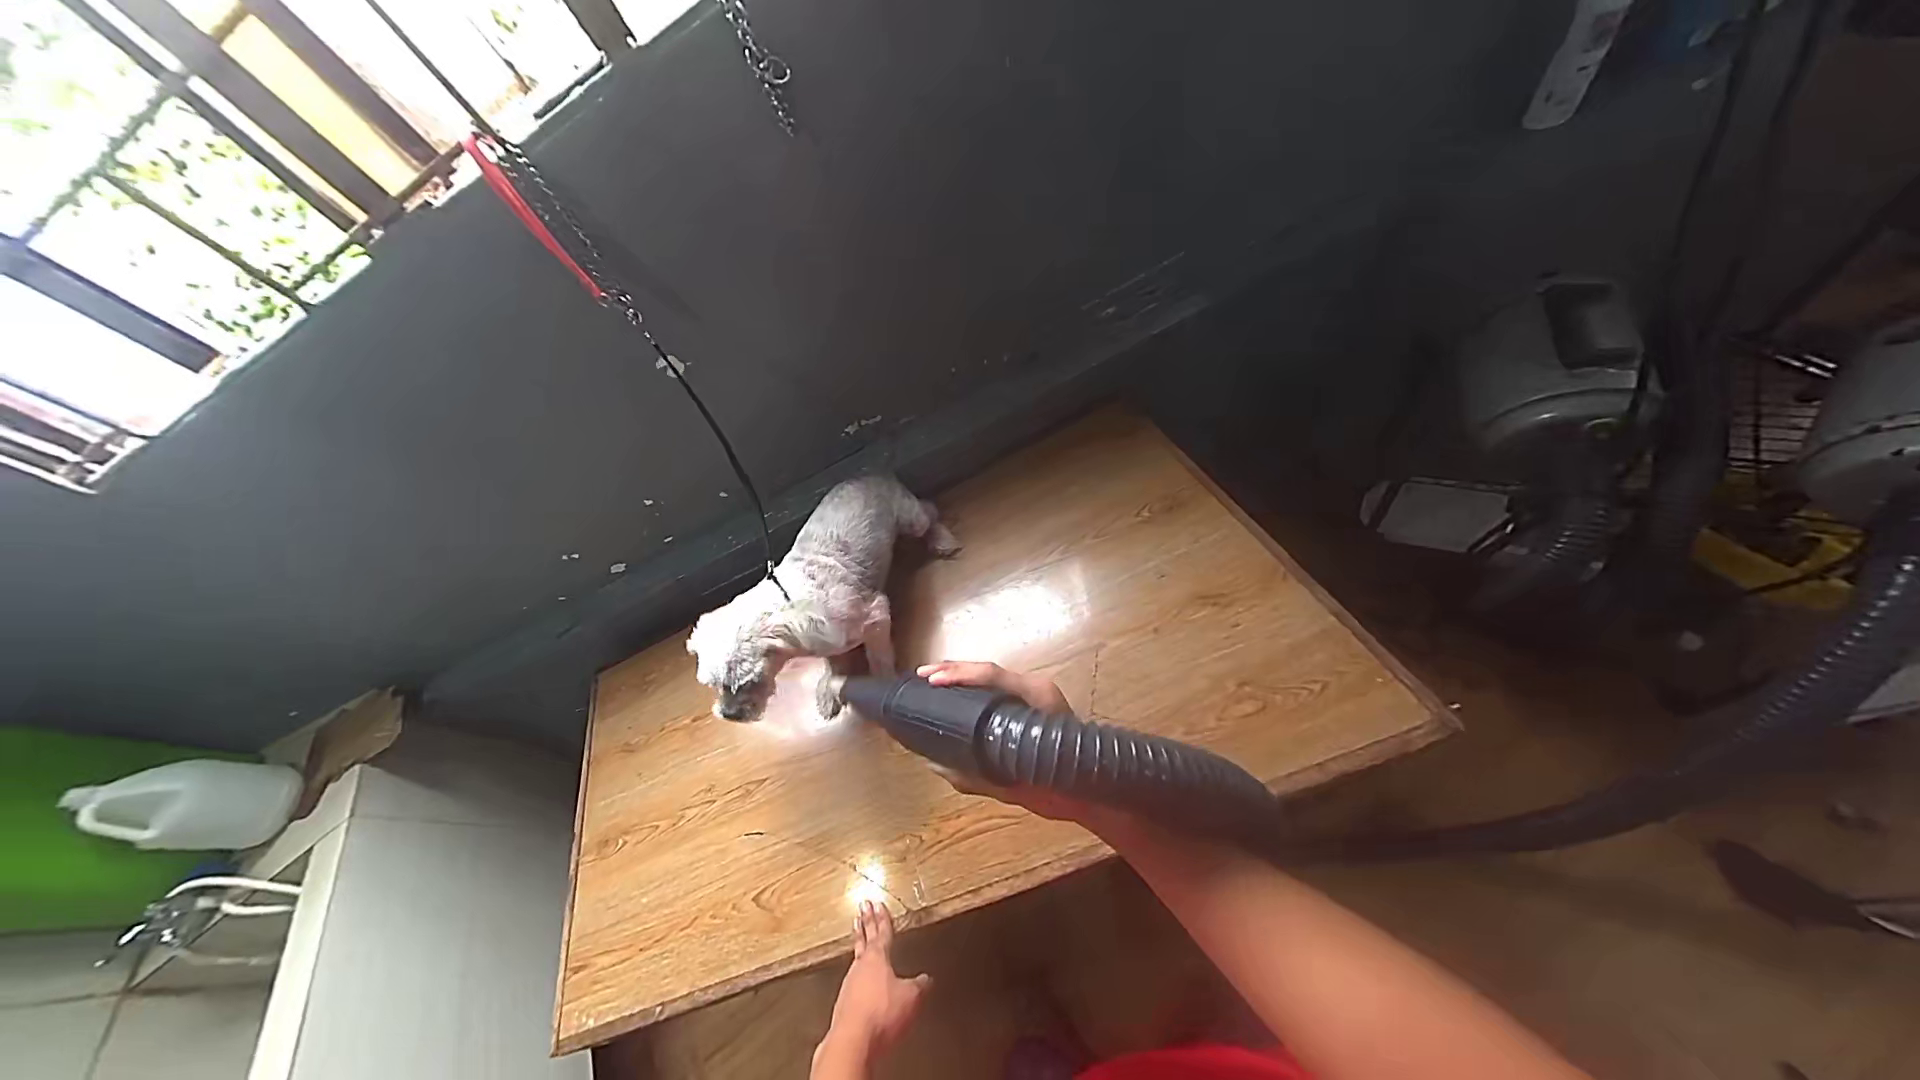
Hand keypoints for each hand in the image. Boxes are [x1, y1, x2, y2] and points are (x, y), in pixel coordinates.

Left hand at [815, 900, 930, 1074]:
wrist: (853, 1041)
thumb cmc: (881, 1014)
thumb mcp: (910, 998)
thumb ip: (919, 986)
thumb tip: (927, 979)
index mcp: (877, 958)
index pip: (882, 932)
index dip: (882, 918)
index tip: (878, 904)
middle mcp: (861, 966)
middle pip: (864, 938)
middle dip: (866, 921)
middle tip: (863, 906)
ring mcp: (849, 983)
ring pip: (856, 956)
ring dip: (859, 942)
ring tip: (859, 935)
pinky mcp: (844, 1002)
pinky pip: (852, 978)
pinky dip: (857, 971)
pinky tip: (858, 978)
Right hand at [914, 661, 1127, 833]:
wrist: (1096, 793)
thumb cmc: (1060, 788)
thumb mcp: (1015, 787)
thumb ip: (975, 777)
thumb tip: (935, 764)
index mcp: (1035, 697)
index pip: (991, 676)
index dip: (960, 675)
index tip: (932, 681)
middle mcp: (1035, 688)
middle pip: (988, 670)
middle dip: (954, 670)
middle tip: (922, 676)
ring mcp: (1035, 693)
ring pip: (992, 676)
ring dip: (962, 675)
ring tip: (931, 679)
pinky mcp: (1033, 703)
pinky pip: (999, 687)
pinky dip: (975, 686)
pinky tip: (957, 694)